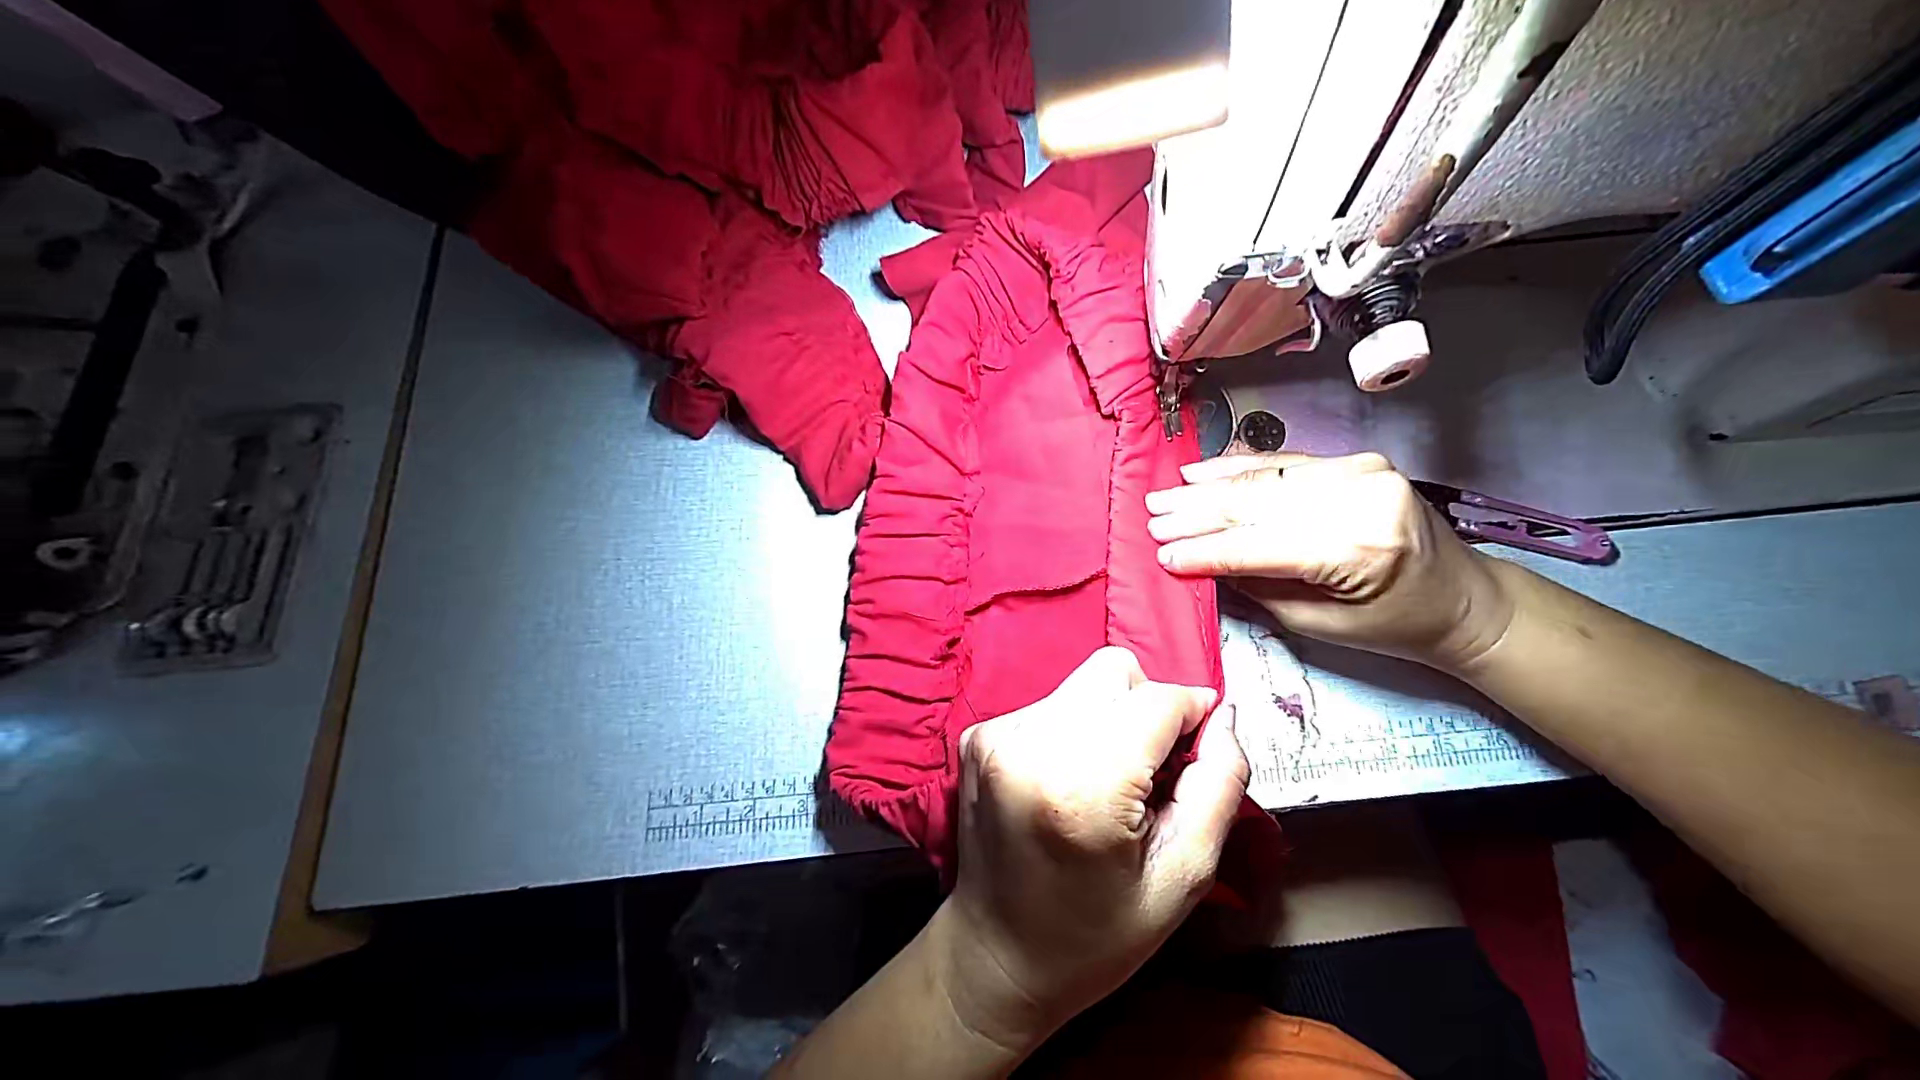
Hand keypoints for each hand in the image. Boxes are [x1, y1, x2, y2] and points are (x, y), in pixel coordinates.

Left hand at [939, 646, 1248, 1050]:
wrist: (996, 952)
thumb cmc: (1095, 932)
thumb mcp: (1183, 877)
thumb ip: (1218, 786)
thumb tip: (1224, 717)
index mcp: (1082, 785)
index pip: (1157, 699)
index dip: (1194, 715)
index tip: (1201, 749)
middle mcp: (1030, 744)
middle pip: (1115, 671)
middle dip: (1150, 708)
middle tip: (1154, 770)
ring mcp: (997, 735)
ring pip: (1084, 684)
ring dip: (1111, 719)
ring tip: (1109, 781)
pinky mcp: (979, 736)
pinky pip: (1050, 703)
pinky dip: (1075, 728)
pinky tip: (1072, 780)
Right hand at [1145, 451, 1514, 671]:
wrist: (1463, 599)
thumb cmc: (1393, 624)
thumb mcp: (1316, 622)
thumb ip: (1255, 586)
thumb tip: (1200, 561)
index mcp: (1354, 550)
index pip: (1255, 546)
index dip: (1202, 551)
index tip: (1161, 555)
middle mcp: (1359, 500)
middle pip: (1255, 504)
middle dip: (1196, 513)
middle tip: (1152, 518)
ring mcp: (1361, 472)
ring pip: (1263, 479)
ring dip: (1208, 488)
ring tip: (1165, 497)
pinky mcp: (1357, 461)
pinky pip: (1285, 462)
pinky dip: (1241, 467)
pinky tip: (1202, 470)